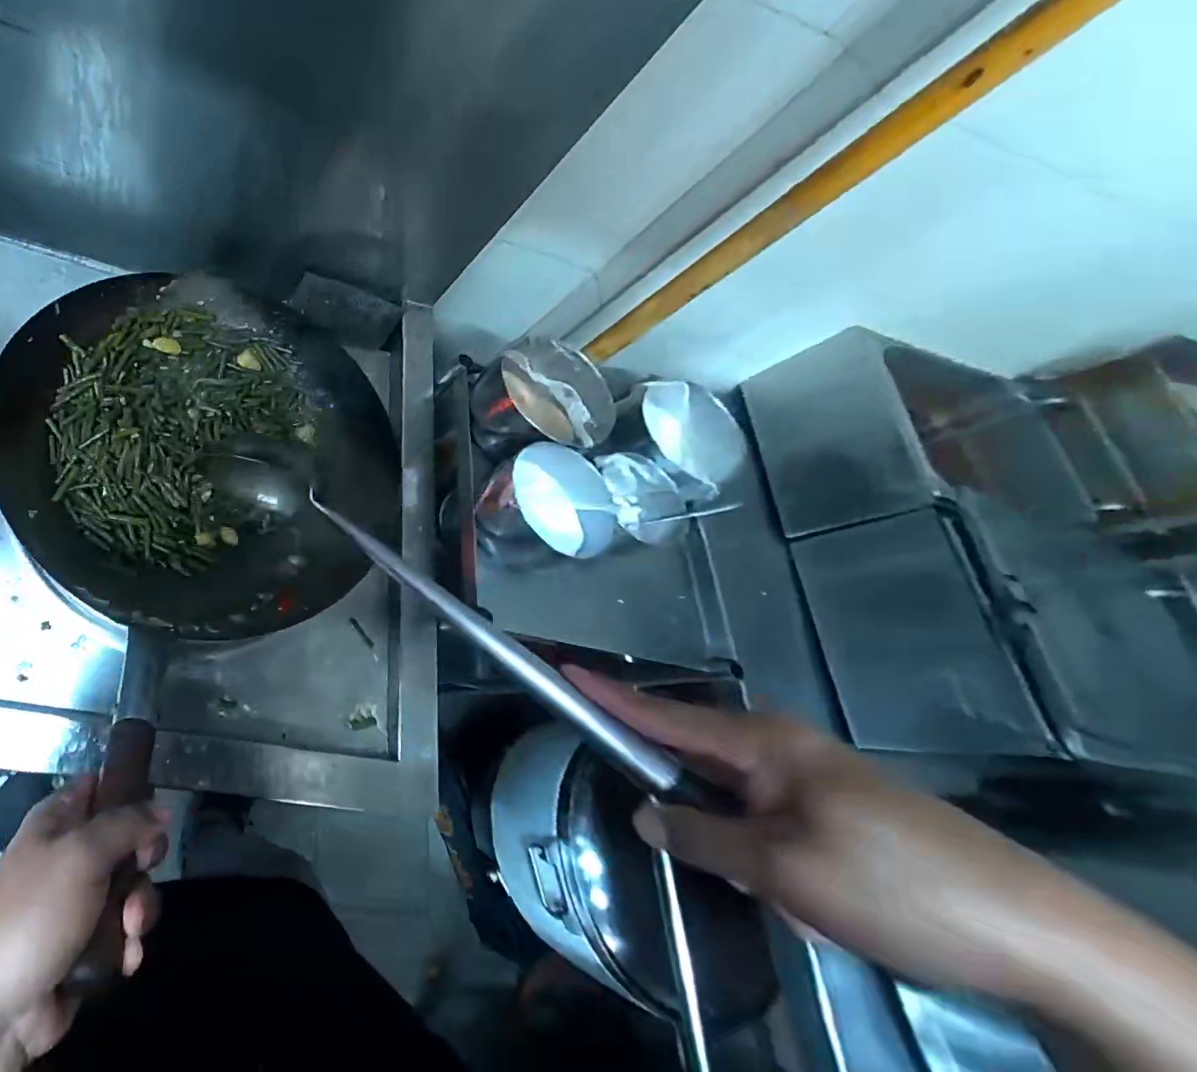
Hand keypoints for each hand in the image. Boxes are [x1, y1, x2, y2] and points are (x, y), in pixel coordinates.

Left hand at [0, 776, 167, 1071]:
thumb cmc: (34, 913)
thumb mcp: (82, 853)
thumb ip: (126, 823)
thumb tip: (163, 807)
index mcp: (57, 820)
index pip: (99, 786)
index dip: (129, 794)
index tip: (150, 814)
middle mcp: (69, 855)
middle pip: (126, 839)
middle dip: (143, 860)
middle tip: (142, 869)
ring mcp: (78, 901)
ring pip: (131, 887)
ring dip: (138, 909)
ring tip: (129, 930)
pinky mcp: (88, 943)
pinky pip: (124, 930)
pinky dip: (128, 944)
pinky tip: (122, 959)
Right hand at [564, 666, 1119, 1000]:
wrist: (1040, 935)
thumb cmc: (893, 883)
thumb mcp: (779, 867)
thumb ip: (700, 836)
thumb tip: (645, 815)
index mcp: (764, 744)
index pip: (665, 715)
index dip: (610, 696)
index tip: (567, 671)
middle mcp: (785, 749)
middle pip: (695, 750)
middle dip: (668, 775)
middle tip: (642, 795)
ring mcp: (815, 780)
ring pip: (732, 794)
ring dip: (724, 832)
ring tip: (758, 881)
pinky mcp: (839, 813)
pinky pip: (768, 820)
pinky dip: (760, 852)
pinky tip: (796, 897)